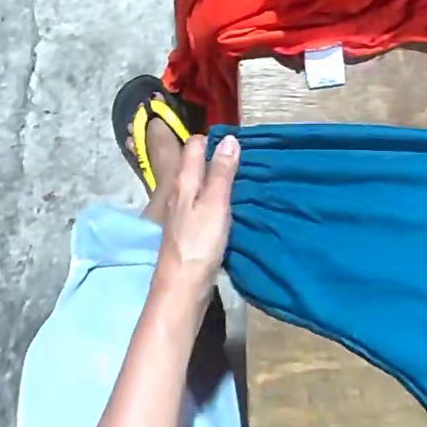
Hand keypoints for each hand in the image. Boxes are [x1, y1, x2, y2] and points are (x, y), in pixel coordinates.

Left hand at [151, 134, 239, 311]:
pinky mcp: (189, 229)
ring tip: (244, 176)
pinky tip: (231, 203)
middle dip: (217, 155)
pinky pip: (203, 201)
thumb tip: (229, 138)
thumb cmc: (199, 242)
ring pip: (200, 182)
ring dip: (218, 177)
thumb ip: (221, 171)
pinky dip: (217, 196)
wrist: (182, 288)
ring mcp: (182, 212)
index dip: (214, 138)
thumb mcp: (215, 202)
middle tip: (246, 156)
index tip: (238, 140)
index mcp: (184, 180)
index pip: (194, 145)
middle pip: (196, 163)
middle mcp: (179, 191)